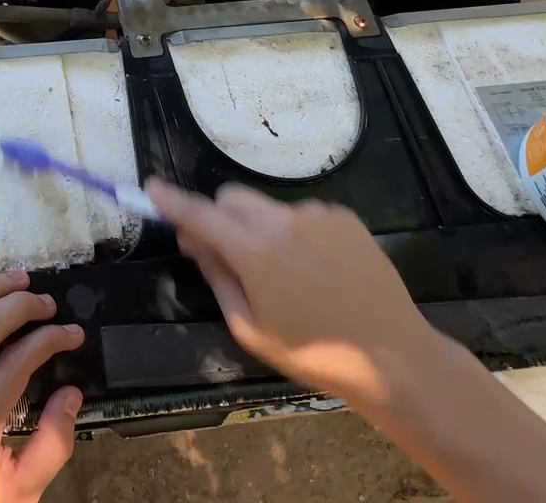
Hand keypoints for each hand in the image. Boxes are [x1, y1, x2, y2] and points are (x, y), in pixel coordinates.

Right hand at [145, 179, 444, 409]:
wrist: (395, 356)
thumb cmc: (313, 352)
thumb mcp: (250, 327)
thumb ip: (216, 276)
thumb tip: (192, 240)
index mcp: (254, 251)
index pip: (200, 214)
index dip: (171, 200)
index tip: (151, 188)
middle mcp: (282, 220)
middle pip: (231, 197)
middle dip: (219, 217)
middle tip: (226, 252)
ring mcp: (316, 214)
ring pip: (267, 206)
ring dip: (259, 226)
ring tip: (286, 272)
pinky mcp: (344, 216)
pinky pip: (301, 213)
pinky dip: (294, 231)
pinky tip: (316, 267)